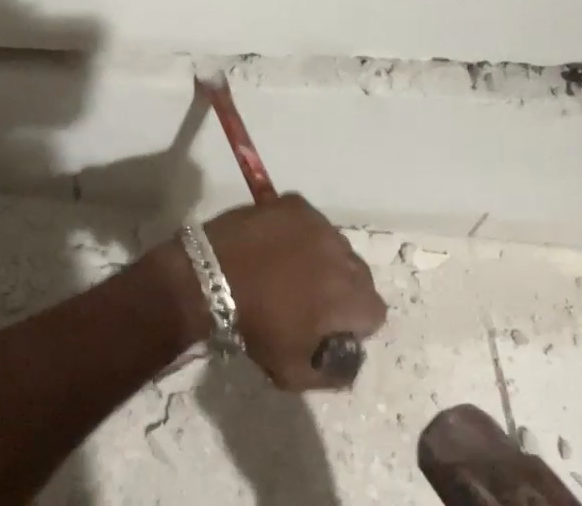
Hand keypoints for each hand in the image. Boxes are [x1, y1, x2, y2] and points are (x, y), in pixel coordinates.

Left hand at [201, 194, 387, 390]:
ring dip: (321, 258)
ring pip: (334, 246)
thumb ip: (330, 376)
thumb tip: (346, 368)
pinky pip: (309, 221)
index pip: (373, 313)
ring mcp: (319, 224)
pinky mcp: (294, 204)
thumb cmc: (253, 325)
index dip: (352, 324)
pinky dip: (299, 233)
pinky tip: (275, 245)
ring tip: (287, 269)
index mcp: (351, 296)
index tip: (326, 326)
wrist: (208, 277)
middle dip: (340, 289)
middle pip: (358, 276)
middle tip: (306, 298)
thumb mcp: (293, 372)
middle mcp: (344, 254)